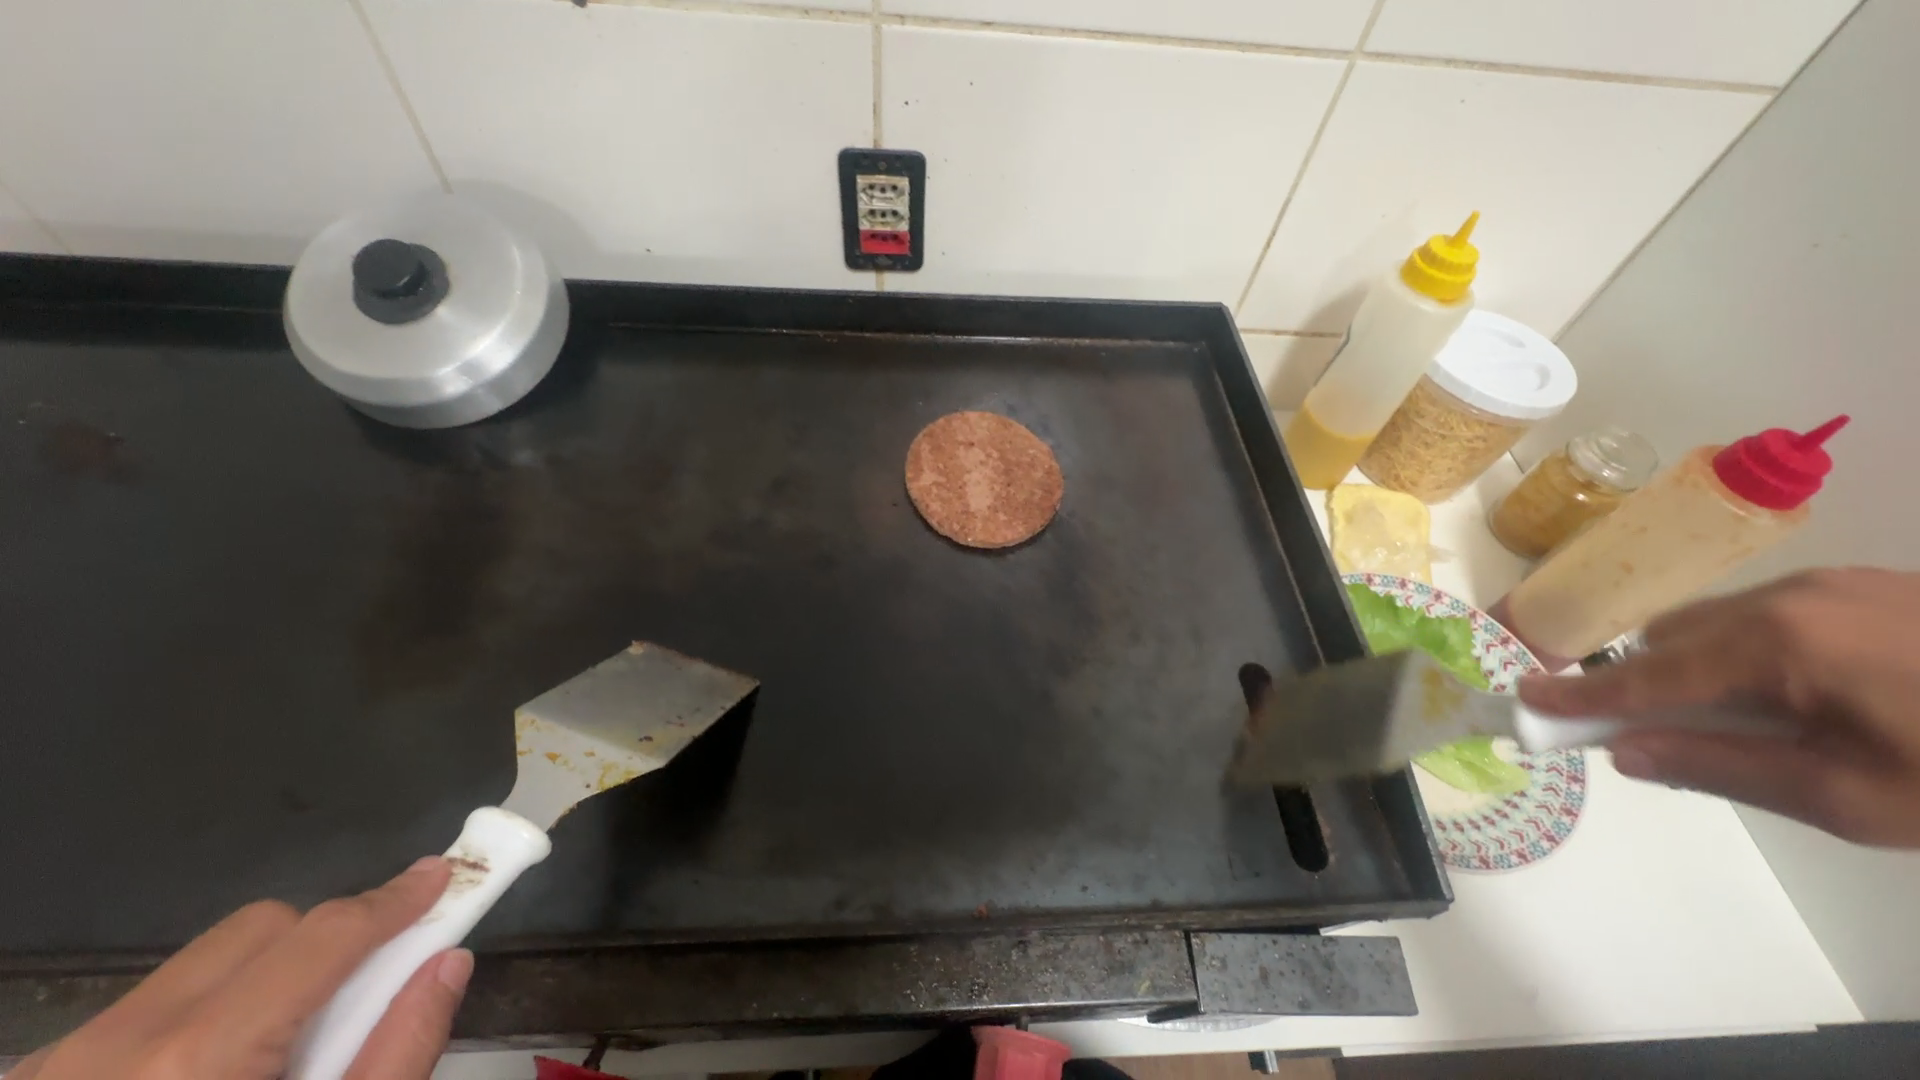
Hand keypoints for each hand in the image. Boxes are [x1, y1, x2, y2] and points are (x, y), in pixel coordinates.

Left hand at [12, 857, 467, 1079]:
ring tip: (287, 1053)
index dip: (393, 901)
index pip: (320, 939)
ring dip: (267, 977)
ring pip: (200, 965)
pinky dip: (205, 1016)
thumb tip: (447, 963)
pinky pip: (145, 1009)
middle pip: (259, 930)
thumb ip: (399, 1053)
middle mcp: (108, 1049)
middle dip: (327, 940)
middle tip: (376, 980)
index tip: (444, 875)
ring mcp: (53, 1069)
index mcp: (194, 1066)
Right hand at [1519, 567, 1919, 847]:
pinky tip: (1804, 692)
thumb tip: (1629, 753)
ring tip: (1750, 720)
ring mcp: (1833, 584)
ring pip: (1718, 622)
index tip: (1524, 697)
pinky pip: (1771, 614)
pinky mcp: (1870, 586)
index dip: (1580, 694)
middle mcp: (1788, 597)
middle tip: (1652, 734)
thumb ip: (1722, 768)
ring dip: (1702, 666)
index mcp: (1778, 646)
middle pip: (1672, 637)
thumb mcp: (1851, 798)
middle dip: (1648, 681)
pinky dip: (1752, 652)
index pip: (1646, 676)